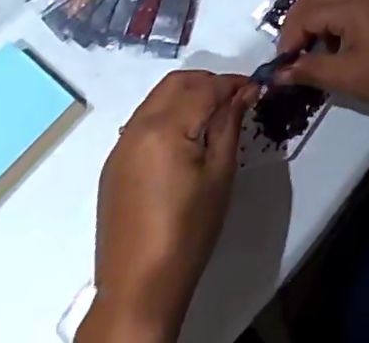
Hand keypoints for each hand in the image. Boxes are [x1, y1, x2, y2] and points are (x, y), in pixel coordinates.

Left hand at [82, 71, 254, 342]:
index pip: (205, 88)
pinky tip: (184, 138)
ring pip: (158, 98)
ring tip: (213, 117)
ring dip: (186, 95)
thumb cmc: (188, 232)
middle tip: (234, 99)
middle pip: (177, 83)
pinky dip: (167, 114)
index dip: (232, 83)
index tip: (254, 86)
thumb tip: (244, 91)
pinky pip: (143, 120)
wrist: (138, 286)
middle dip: (207, 82)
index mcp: (165, 127)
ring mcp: (121, 143)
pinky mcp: (114, 161)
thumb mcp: (220, 175)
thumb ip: (230, 124)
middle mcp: (138, 125)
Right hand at [274, 0, 368, 110]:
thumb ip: (311, 71)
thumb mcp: (349, 77)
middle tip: (291, 57)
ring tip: (310, 56)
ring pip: (326, 2)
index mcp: (348, 6)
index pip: (304, 14)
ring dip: (312, 25)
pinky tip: (333, 51)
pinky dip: (328, 25)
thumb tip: (279, 72)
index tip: (284, 67)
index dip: (289, 39)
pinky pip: (342, 9)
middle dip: (295, 26)